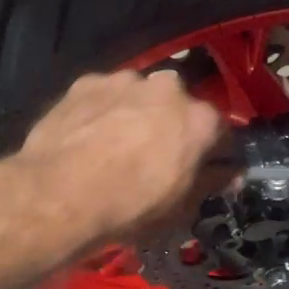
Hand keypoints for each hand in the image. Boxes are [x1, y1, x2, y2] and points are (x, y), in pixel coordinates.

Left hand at [8, 70, 227, 241]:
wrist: (60, 196)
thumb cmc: (131, 208)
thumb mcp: (182, 208)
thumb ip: (211, 182)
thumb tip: (228, 173)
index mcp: (201, 120)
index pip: (221, 135)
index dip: (213, 156)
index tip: (204, 172)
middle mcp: (169, 88)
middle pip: (180, 109)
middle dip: (174, 129)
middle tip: (156, 160)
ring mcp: (126, 80)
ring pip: (141, 98)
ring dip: (138, 116)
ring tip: (117, 147)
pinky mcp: (87, 82)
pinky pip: (106, 97)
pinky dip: (104, 112)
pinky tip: (90, 138)